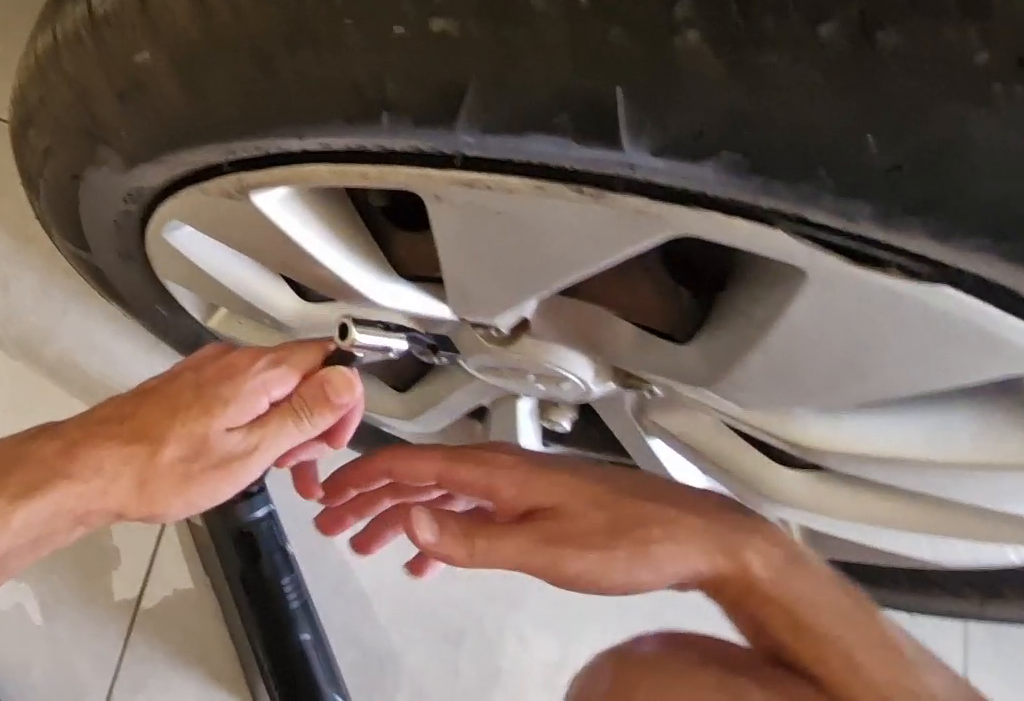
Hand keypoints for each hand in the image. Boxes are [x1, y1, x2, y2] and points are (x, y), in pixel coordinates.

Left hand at [40, 340, 364, 523]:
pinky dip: (255, 422)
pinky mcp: (191, 385)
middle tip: (299, 465)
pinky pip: (241, 394)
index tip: (333, 440)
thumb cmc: (163, 467)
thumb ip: (302, 414)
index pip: (326, 357)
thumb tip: (347, 381)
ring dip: (284, 425)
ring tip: (274, 470)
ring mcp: (208, 370)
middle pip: (299, 373)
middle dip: (312, 417)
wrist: (96, 465)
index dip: (343, 398)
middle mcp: (231, 360)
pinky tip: (246, 455)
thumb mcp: (249, 452)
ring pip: (270, 387)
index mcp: (253, 372)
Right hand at [311, 443, 778, 594]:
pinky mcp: (526, 503)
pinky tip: (426, 560)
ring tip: (367, 545)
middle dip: (368, 501)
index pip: (405, 464)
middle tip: (334, 528)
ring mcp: (508, 484)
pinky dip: (435, 531)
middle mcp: (490, 468)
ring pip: (434, 494)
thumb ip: (469, 538)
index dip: (360, 478)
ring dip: (396, 517)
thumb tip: (406, 519)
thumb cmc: (624, 539)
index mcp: (487, 469)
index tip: (328, 495)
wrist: (696, 536)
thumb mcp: (541, 547)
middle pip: (412, 477)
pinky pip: (463, 511)